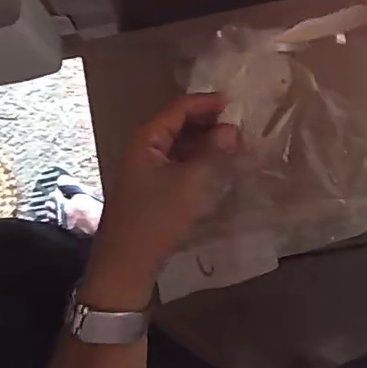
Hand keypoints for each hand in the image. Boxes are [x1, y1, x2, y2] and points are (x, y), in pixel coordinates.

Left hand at [80, 93, 240, 309]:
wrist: (126, 264)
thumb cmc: (157, 218)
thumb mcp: (192, 184)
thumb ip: (213, 152)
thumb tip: (232, 130)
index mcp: (147, 138)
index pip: (179, 107)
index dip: (208, 103)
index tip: (236, 104)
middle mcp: (144, 147)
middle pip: (179, 123)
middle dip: (209, 123)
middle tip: (240, 127)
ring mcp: (146, 167)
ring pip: (180, 144)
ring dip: (206, 142)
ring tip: (234, 146)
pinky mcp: (152, 187)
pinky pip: (178, 162)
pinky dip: (198, 160)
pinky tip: (217, 167)